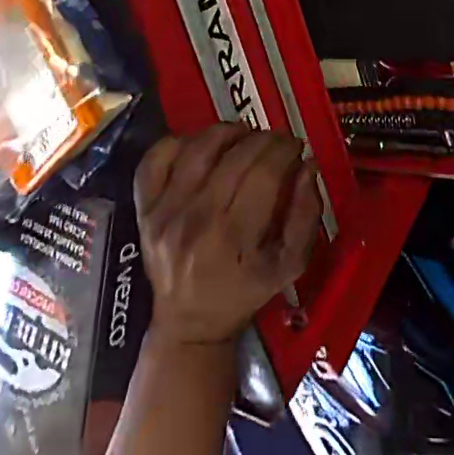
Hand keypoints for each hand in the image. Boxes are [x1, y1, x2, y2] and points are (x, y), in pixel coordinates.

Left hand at [131, 123, 319, 345]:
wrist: (189, 323)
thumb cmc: (246, 290)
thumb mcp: (292, 263)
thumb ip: (307, 213)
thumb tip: (308, 166)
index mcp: (235, 237)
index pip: (265, 171)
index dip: (286, 149)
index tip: (297, 147)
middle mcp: (197, 220)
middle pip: (237, 155)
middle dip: (267, 139)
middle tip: (279, 142)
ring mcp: (165, 212)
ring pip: (199, 148)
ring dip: (230, 131)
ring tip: (246, 137)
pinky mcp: (145, 209)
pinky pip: (157, 158)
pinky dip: (183, 141)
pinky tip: (204, 147)